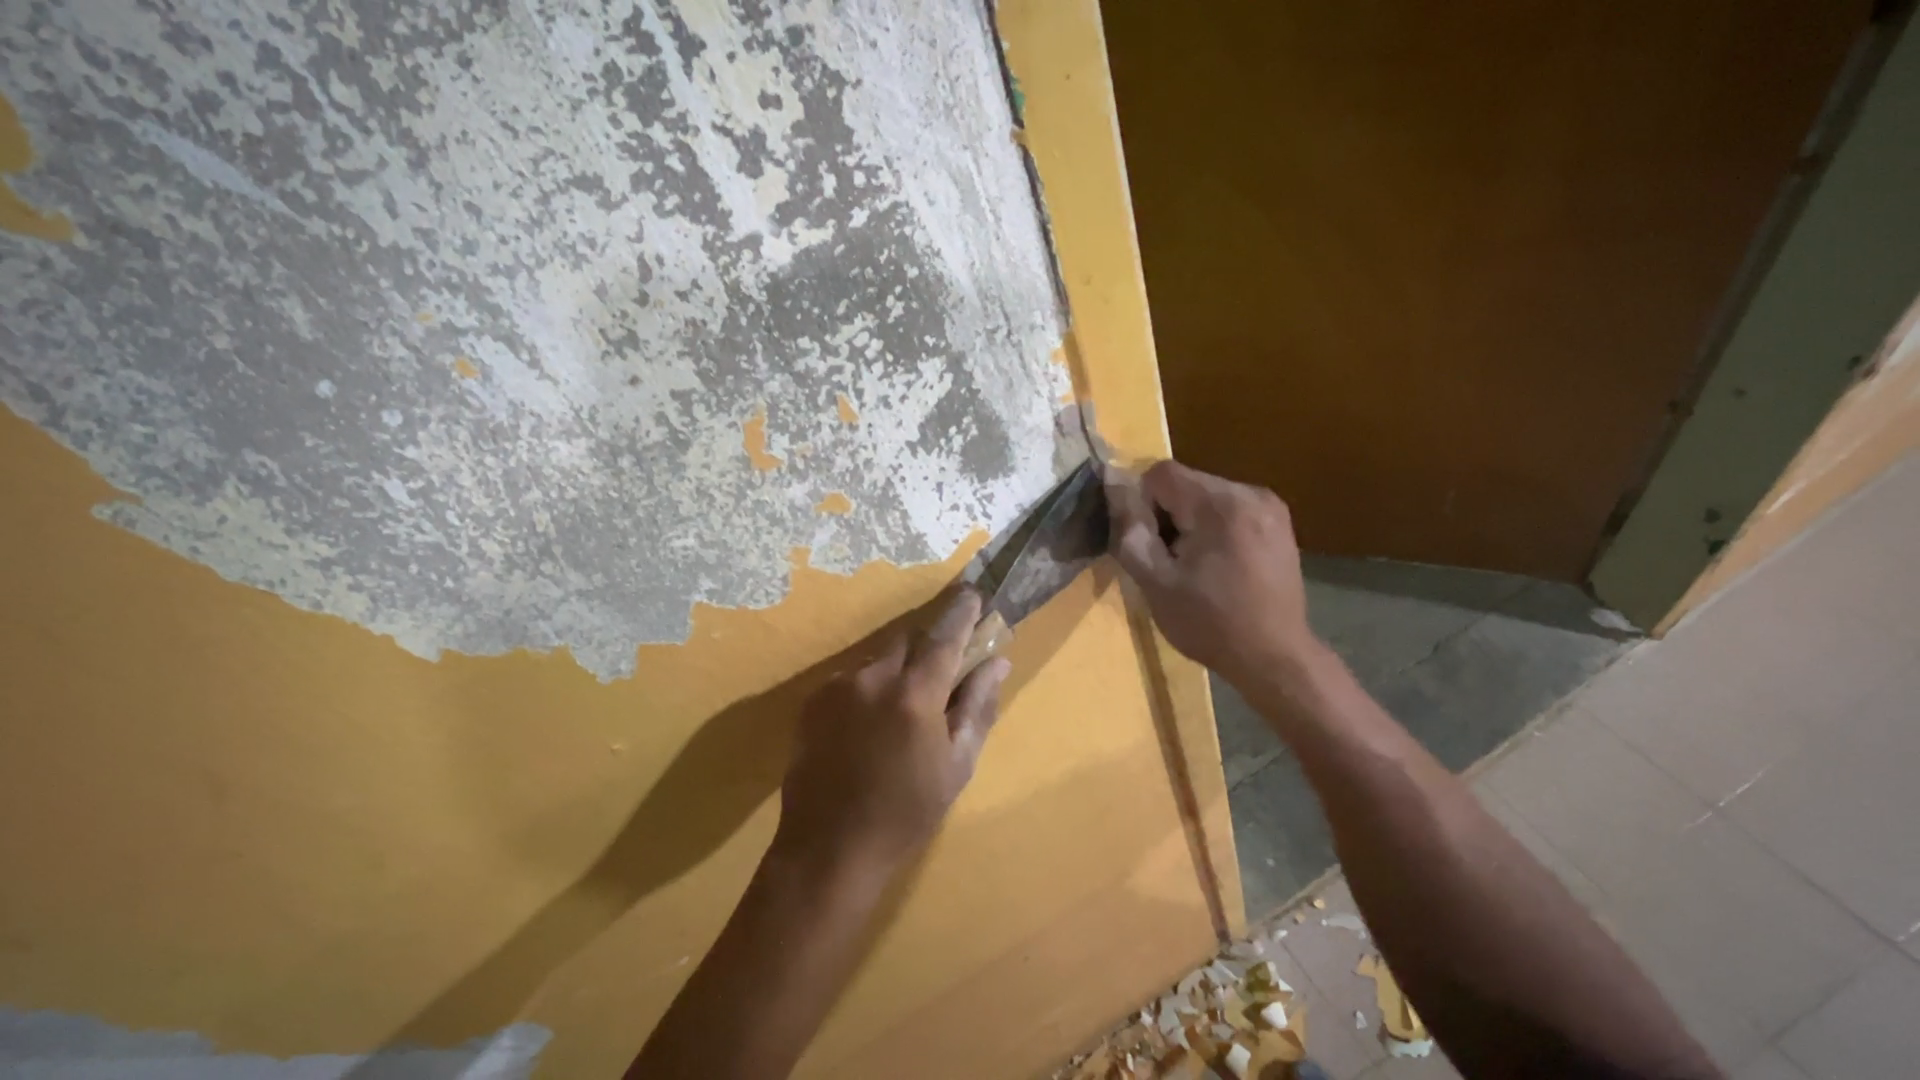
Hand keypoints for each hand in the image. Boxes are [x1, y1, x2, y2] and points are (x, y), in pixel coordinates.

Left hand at [775, 589, 1011, 876]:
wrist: (829, 848)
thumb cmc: (907, 813)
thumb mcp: (957, 765)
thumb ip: (978, 706)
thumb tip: (997, 661)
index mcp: (915, 693)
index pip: (945, 636)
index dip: (962, 613)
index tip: (973, 594)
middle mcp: (872, 677)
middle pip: (907, 642)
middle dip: (925, 651)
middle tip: (937, 681)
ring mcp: (836, 688)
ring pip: (876, 662)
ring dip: (894, 674)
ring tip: (899, 717)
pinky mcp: (811, 703)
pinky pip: (849, 681)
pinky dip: (866, 692)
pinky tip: (867, 729)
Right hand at [1107, 460, 1319, 686]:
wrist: (1274, 658)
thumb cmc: (1209, 623)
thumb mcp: (1155, 581)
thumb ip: (1129, 527)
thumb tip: (1111, 479)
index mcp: (1220, 504)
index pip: (1161, 473)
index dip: (1142, 504)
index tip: (1147, 544)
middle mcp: (1250, 493)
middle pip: (1187, 483)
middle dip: (1168, 515)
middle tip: (1169, 562)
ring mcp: (1270, 507)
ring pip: (1208, 496)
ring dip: (1190, 523)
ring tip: (1194, 567)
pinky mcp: (1279, 524)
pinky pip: (1231, 510)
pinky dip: (1214, 529)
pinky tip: (1218, 566)